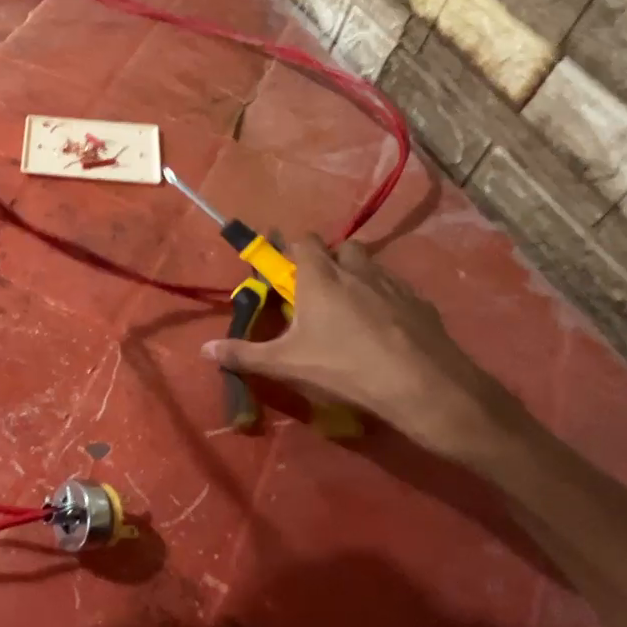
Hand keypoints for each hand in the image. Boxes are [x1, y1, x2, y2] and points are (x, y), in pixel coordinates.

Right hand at [202, 239, 534, 466]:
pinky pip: (397, 290)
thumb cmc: (344, 367)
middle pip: (340, 248)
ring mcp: (392, 284)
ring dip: (358, 276)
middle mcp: (355, 270)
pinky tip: (384, 328)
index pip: (301, 241)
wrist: (423, 385)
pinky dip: (386, 299)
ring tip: (350, 308)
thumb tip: (204, 349)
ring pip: (371, 266)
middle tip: (316, 290)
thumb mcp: (287, 365)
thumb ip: (244, 355)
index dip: (289, 248)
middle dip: (327, 260)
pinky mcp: (420, 303)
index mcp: (319, 277)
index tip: (281, 266)